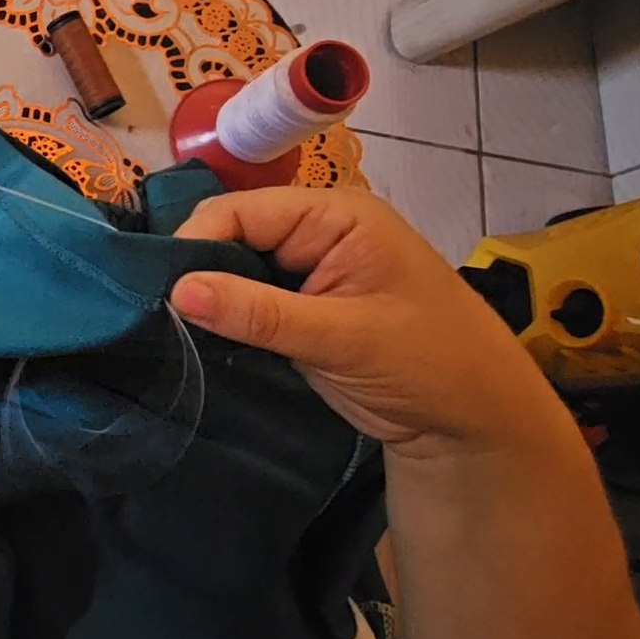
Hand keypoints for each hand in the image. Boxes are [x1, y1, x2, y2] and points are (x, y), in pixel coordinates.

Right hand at [171, 187, 573, 460]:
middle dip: (197, 269)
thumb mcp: (346, 338)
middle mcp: (313, 230)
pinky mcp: (292, 302)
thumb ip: (259, 313)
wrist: (476, 427)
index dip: (196, 242)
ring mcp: (302, 267)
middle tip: (162, 310)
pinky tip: (201, 332)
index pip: (240, 211)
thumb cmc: (433, 366)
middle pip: (228, 232)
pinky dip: (221, 314)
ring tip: (174, 323)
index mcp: (335, 215)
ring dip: (206, 294)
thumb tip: (175, 290)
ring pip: (228, 266)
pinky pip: (240, 295)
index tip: (164, 290)